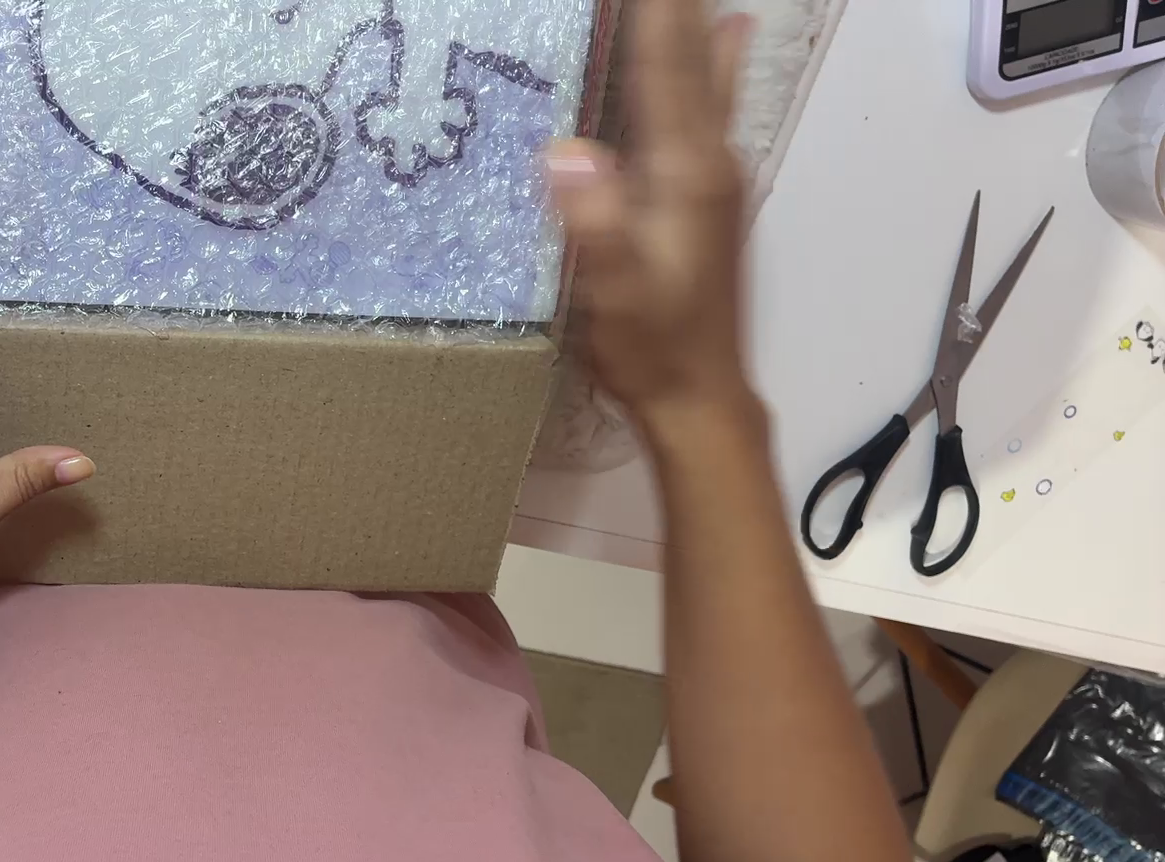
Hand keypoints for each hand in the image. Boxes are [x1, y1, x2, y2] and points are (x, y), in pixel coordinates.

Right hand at [545, 0, 755, 436]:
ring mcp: (714, 179)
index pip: (666, 67)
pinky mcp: (706, 200)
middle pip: (692, 58)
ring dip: (690, 23)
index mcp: (686, 174)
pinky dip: (707, 63)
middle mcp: (710, 161)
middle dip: (672, 7)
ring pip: (705, 76)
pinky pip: (705, 109)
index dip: (652, 9)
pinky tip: (728, 39)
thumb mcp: (617, 292)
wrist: (699, 393)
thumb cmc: (653, 348)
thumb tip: (562, 149)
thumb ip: (597, 221)